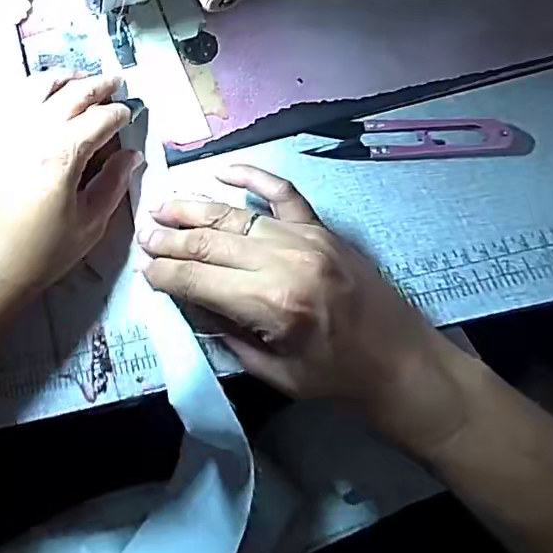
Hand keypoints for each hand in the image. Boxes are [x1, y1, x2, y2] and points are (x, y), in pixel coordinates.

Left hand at [0, 72, 140, 327]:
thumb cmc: (36, 256)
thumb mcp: (87, 226)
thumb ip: (112, 184)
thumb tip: (130, 156)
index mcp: (61, 154)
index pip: (99, 118)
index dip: (120, 112)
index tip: (130, 112)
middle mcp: (30, 132)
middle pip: (69, 92)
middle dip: (97, 84)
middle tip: (114, 81)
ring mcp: (1, 131)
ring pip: (34, 86)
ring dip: (62, 79)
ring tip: (78, 80)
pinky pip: (9, 100)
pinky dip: (30, 90)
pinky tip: (40, 97)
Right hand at [137, 166, 470, 455]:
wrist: (410, 370)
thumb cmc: (338, 381)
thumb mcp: (271, 371)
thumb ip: (223, 329)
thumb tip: (184, 295)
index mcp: (272, 305)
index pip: (196, 278)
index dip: (162, 272)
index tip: (143, 269)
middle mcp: (285, 262)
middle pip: (208, 242)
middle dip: (168, 239)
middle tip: (142, 235)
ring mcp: (306, 239)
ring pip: (234, 216)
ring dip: (192, 210)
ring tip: (161, 208)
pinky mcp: (323, 229)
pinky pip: (282, 193)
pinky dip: (251, 177)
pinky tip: (222, 171)